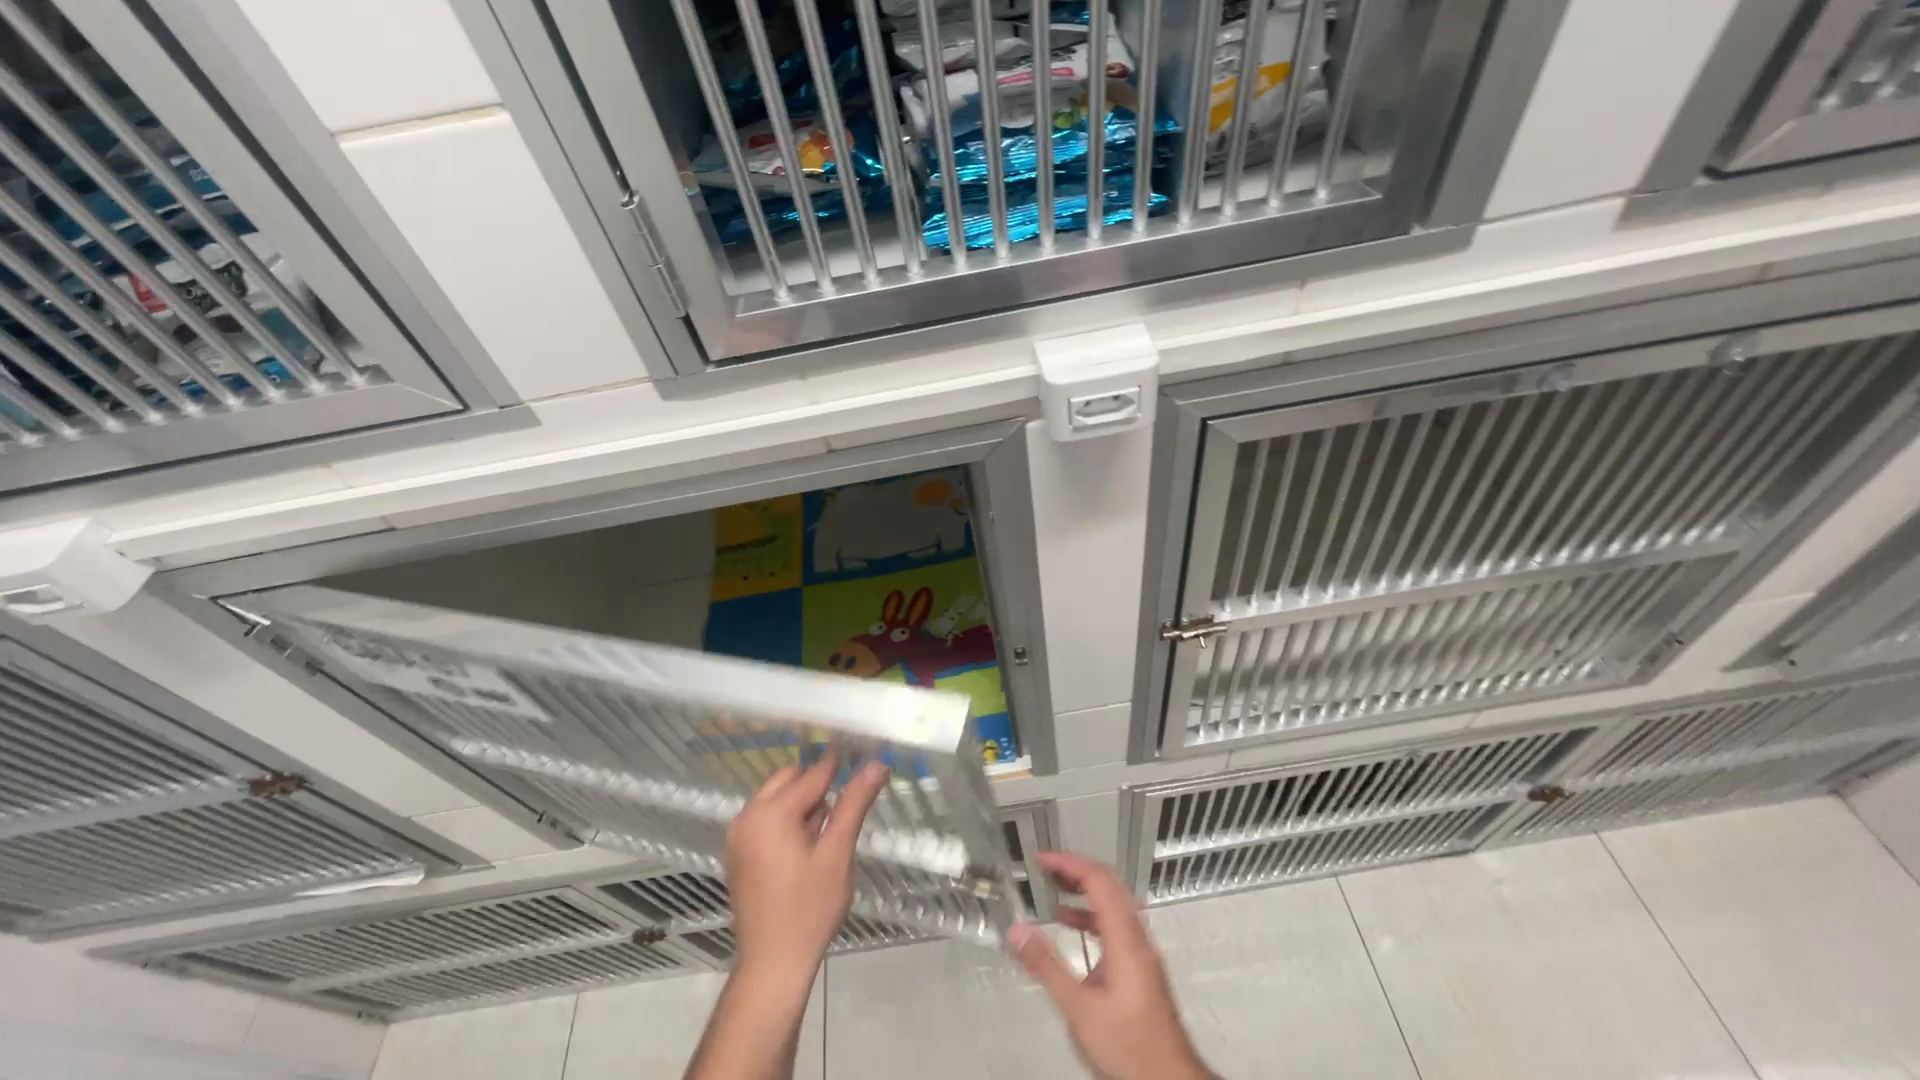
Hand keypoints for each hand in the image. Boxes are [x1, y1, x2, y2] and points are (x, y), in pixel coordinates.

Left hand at [726, 754, 888, 980]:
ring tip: (829, 831)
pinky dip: (786, 821)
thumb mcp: (837, 853)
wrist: (773, 963)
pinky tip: (808, 846)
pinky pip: (765, 821)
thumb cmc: (809, 908)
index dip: (839, 764)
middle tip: (847, 800)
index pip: (812, 774)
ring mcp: (739, 837)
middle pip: (788, 780)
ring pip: (775, 800)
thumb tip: (875, 765)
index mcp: (771, 813)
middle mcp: (748, 817)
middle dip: (817, 784)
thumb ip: (854, 804)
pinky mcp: (739, 855)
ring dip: (802, 804)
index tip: (861, 753)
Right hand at [1008, 851, 1215, 1079]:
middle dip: (1076, 870)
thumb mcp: (1079, 1009)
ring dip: (1085, 892)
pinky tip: (1072, 930)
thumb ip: (1046, 967)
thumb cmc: (1129, 1046)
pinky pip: (1116, 926)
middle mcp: (1138, 939)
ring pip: (1115, 906)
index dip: (1069, 863)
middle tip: (1045, 868)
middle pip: (1110, 886)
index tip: (1041, 860)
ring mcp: (1143, 954)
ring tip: (1054, 892)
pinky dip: (1092, 917)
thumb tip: (1017, 930)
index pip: (1099, 881)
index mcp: (1126, 940)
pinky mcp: (1142, 969)